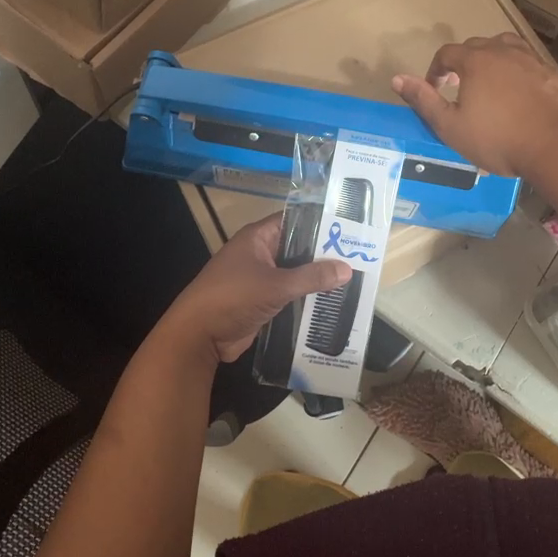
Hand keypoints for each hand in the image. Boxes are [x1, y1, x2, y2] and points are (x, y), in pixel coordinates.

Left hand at [161, 213, 351, 363]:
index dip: (319, 222)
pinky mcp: (262, 301)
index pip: (294, 220)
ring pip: (294, 273)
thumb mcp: (276, 285)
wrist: (198, 336)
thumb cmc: (233, 298)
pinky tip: (332, 301)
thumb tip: (347, 268)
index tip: (349, 227)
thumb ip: (311, 277)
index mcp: (258, 238)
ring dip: (316, 278)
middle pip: (297, 248)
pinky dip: (306, 297)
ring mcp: (260, 278)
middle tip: (359, 255)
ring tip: (353, 278)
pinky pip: (289, 294)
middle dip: (323, 253)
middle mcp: (259, 253)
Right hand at [392, 32, 557, 176]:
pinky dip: (517, 70)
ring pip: (506, 47)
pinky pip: (528, 62)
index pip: (447, 53)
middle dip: (463, 62)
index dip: (436, 69)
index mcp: (475, 61)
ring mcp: (531, 59)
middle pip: (476, 46)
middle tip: (459, 86)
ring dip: (492, 59)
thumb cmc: (497, 139)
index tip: (435, 88)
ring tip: (489, 81)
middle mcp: (503, 51)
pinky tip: (519, 91)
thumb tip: (397, 79)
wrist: (554, 146)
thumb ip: (424, 101)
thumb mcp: (451, 126)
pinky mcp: (552, 73)